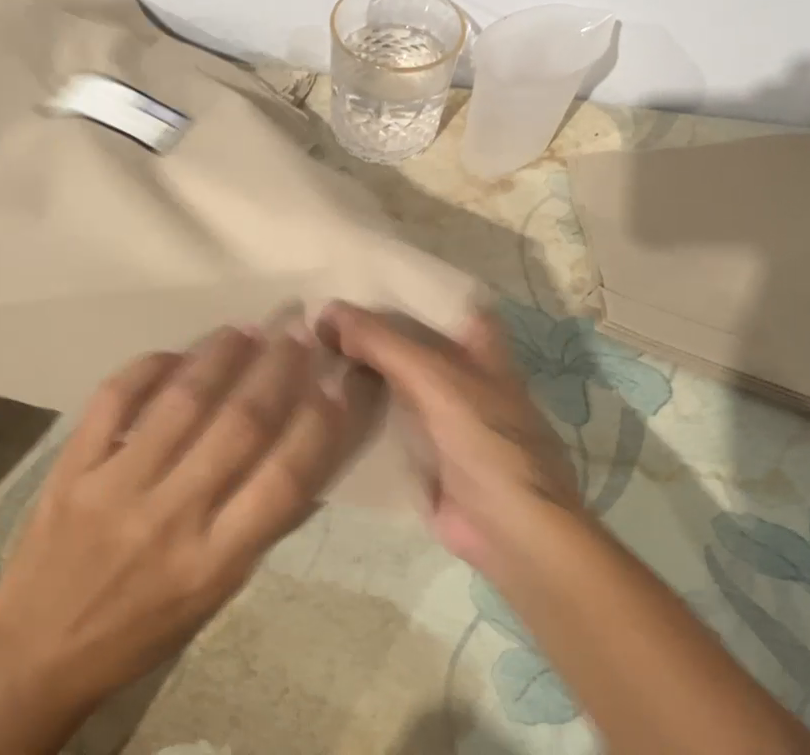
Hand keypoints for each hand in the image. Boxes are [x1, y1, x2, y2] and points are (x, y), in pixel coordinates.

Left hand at [0, 323, 369, 727]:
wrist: (35, 651)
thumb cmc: (138, 631)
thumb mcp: (213, 597)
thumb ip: (254, 527)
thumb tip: (299, 457)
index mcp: (214, 561)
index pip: (285, 480)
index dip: (319, 425)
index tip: (339, 384)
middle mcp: (171, 518)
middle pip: (239, 426)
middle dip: (277, 371)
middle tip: (298, 334)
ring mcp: (116, 487)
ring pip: (182, 402)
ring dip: (221, 356)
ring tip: (248, 329)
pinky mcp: (73, 467)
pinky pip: (114, 399)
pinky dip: (148, 367)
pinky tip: (176, 354)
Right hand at [318, 303, 578, 569]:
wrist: (512, 532)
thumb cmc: (489, 442)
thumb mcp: (438, 380)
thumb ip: (384, 343)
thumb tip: (327, 310)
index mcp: (477, 343)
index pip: (431, 299)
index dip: (392, 288)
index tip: (343, 278)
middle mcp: (457, 371)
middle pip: (404, 340)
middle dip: (362, 330)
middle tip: (306, 315)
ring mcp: (436, 413)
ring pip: (389, 380)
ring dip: (354, 370)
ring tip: (298, 351)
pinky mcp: (418, 450)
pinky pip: (380, 421)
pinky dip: (353, 411)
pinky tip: (311, 400)